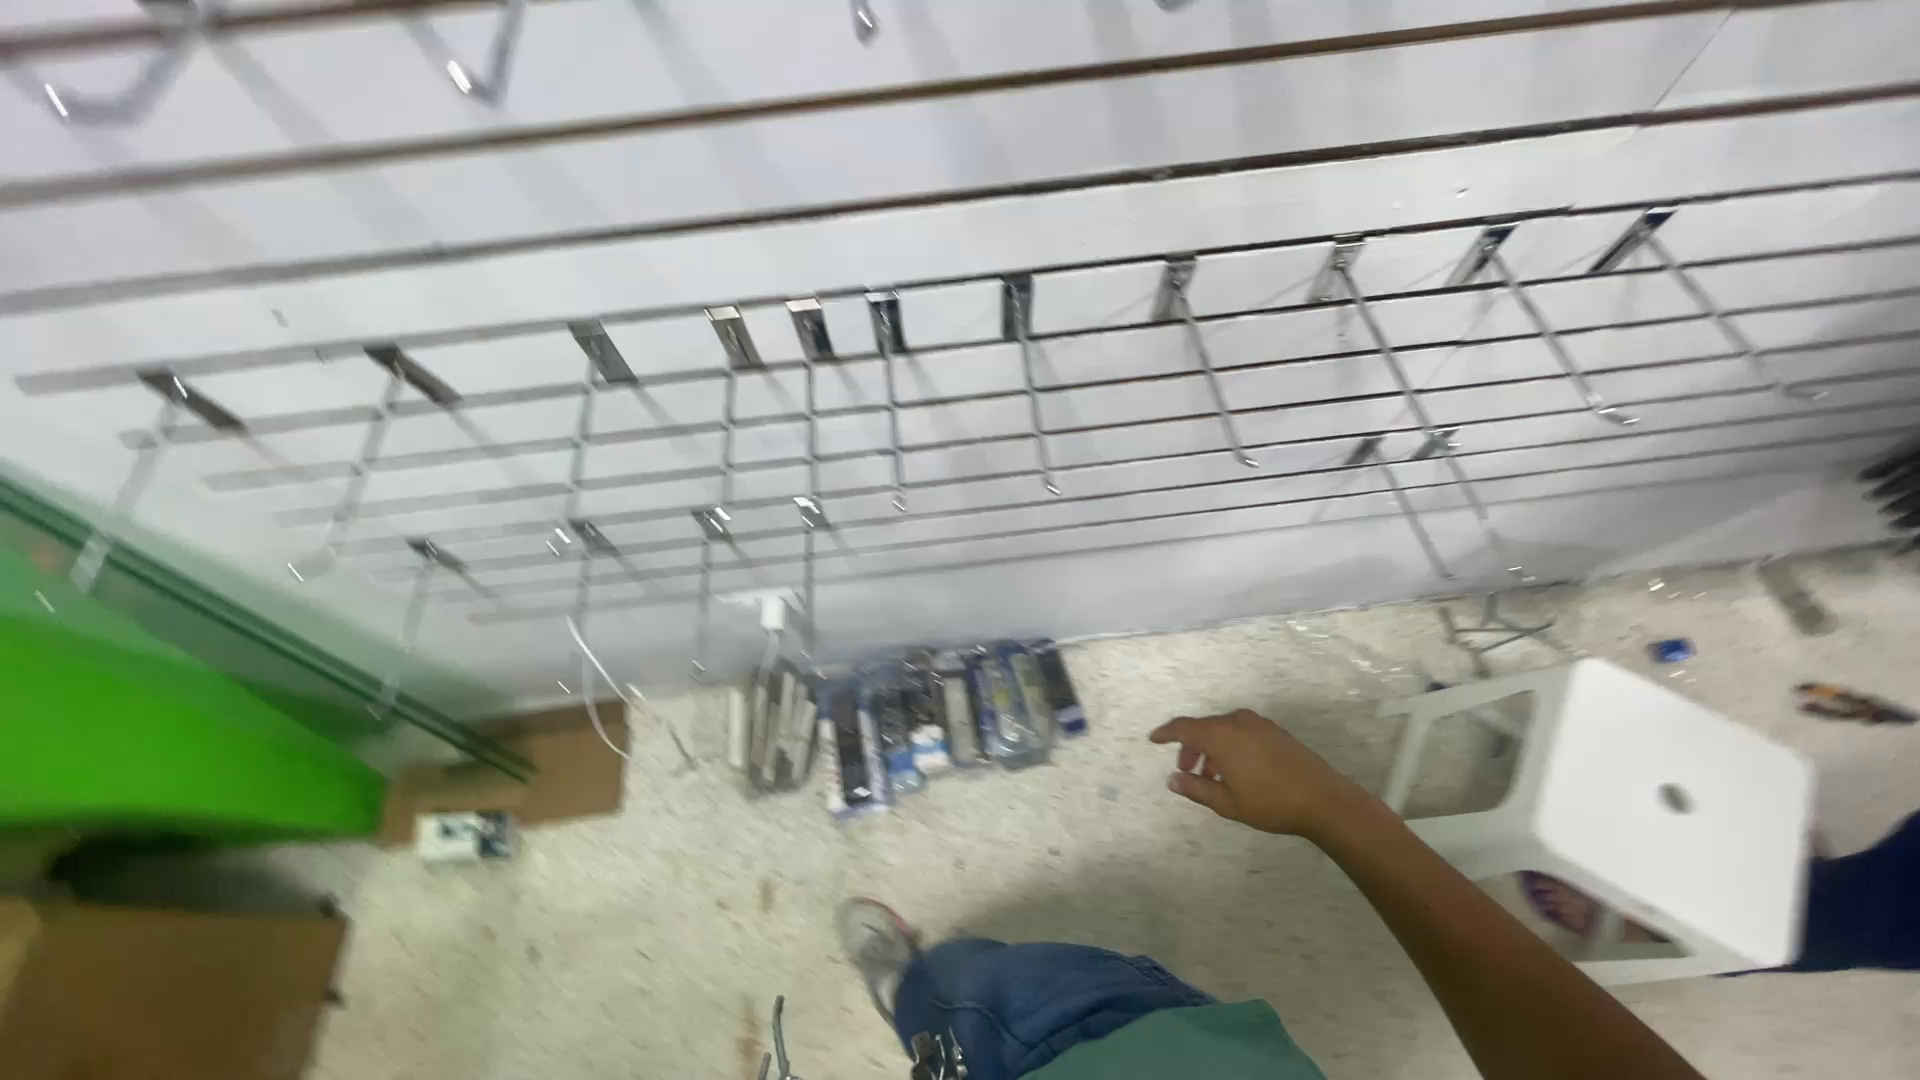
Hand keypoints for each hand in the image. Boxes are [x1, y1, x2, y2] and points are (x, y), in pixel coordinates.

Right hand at [1149, 709, 1373, 838]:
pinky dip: (1230, 745)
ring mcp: (1259, 724)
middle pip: (1204, 728)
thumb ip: (1196, 789)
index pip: (1184, 727)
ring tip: (1213, 776)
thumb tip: (1172, 780)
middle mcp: (1237, 722)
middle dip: (1191, 747)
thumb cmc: (1271, 803)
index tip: (1154, 740)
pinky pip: (1241, 731)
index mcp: (1221, 736)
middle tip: (1188, 771)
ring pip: (1223, 729)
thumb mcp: (1227, 803)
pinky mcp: (1275, 731)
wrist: (1325, 800)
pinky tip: (1237, 770)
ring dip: (1212, 748)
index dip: (1166, 733)